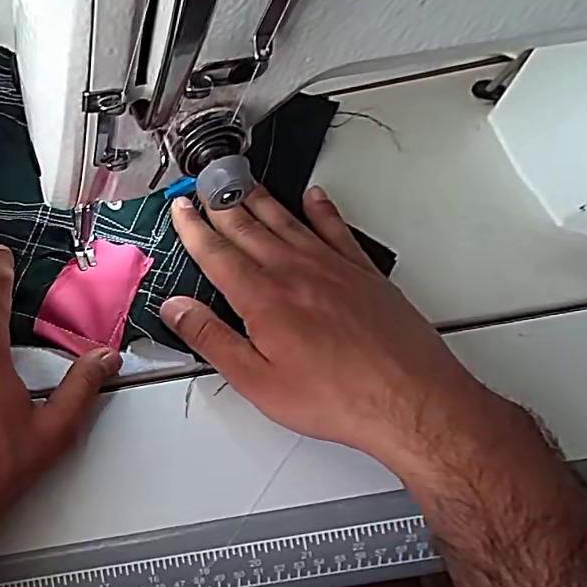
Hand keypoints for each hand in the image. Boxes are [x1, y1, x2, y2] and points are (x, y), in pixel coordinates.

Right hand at [157, 186, 526, 481]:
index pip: (218, 253)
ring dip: (260, 200)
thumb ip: (209, 337)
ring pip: (288, 222)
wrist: (412, 402)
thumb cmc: (335, 397)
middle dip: (221, 205)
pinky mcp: (364, 275)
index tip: (181, 209)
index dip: (194, 229)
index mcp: (265, 300)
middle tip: (204, 186)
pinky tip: (313, 198)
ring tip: (242, 184)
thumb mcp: (253, 378)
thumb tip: (175, 309)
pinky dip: (322, 210)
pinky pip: (337, 230)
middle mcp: (298, 274)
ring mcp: (335, 270)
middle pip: (250, 229)